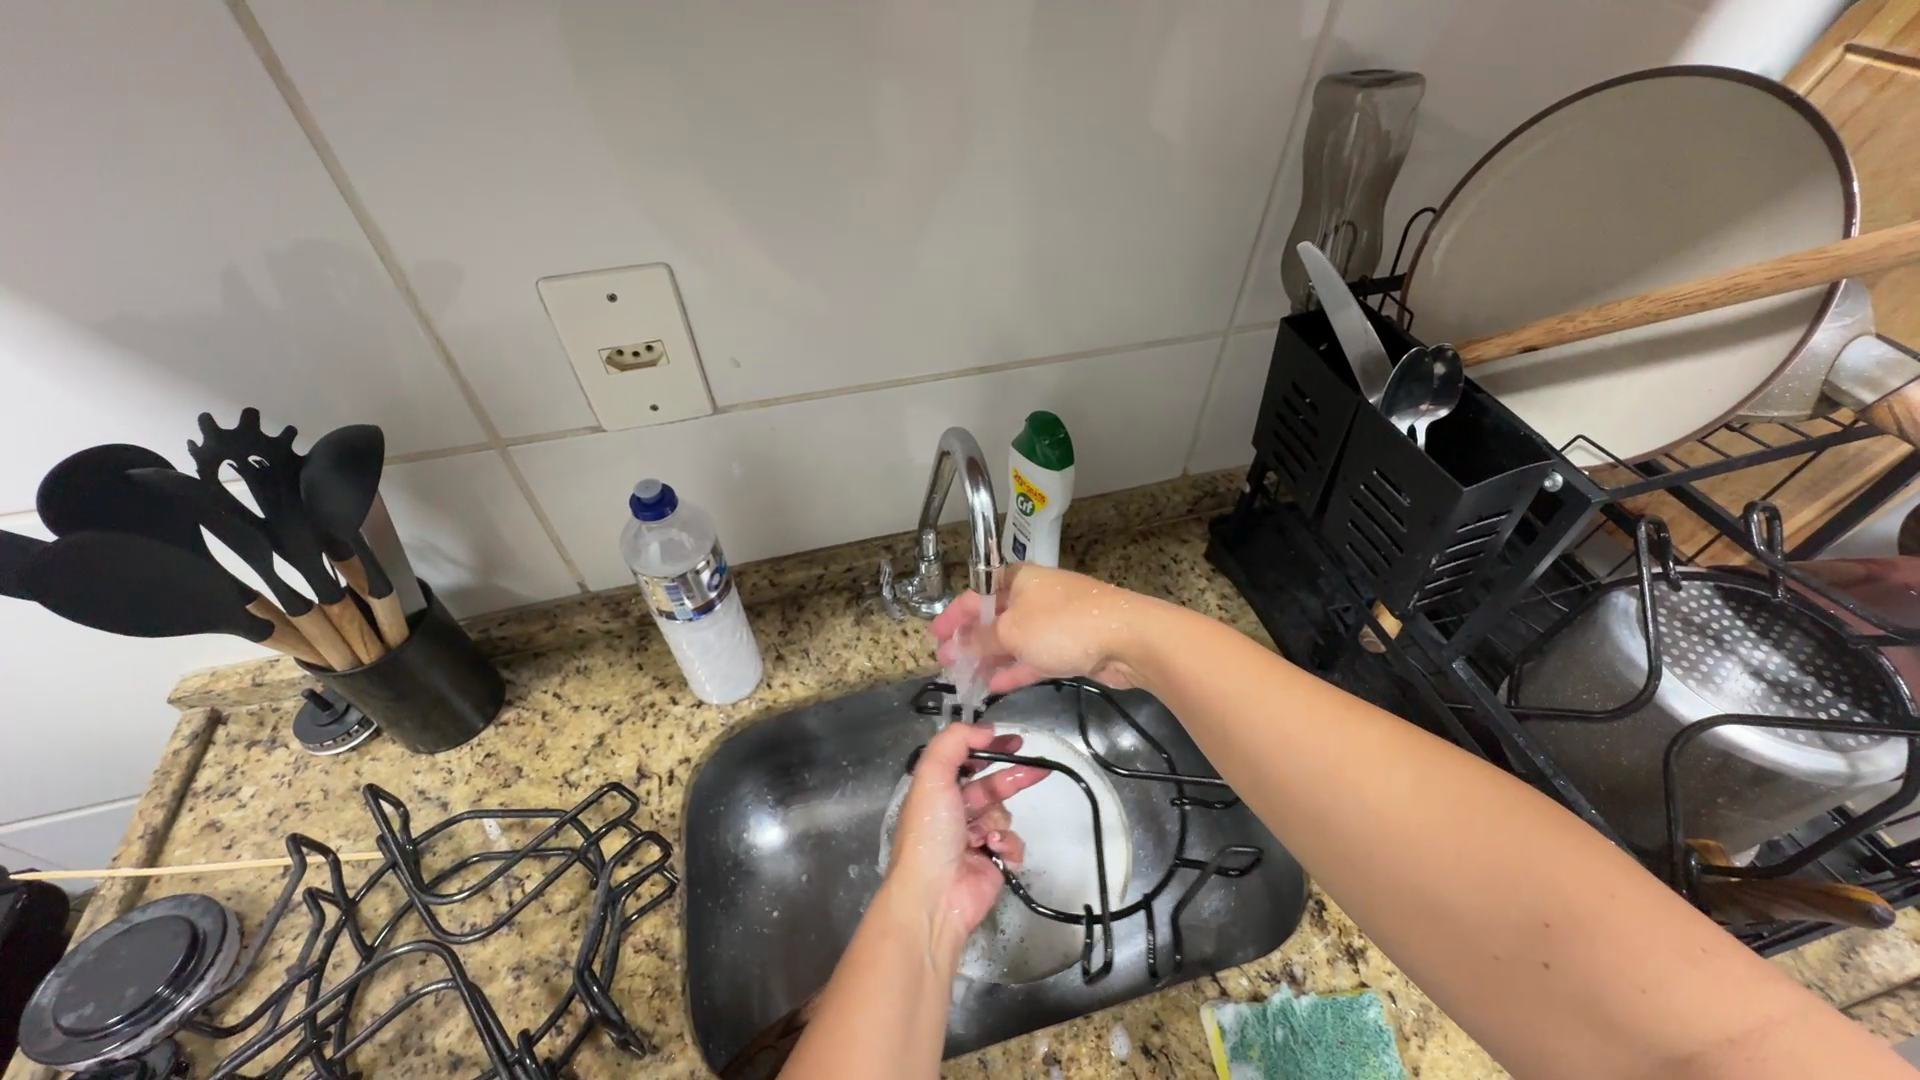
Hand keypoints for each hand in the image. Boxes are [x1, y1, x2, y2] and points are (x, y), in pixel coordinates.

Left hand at [883, 722, 1049, 963]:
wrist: (934, 895)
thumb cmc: (930, 832)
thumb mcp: (932, 775)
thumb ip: (956, 742)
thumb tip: (986, 730)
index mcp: (936, 790)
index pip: (965, 760)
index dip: (988, 747)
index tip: (1013, 740)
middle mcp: (954, 812)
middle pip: (990, 785)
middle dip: (1012, 776)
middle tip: (1038, 767)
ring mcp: (974, 838)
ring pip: (1003, 814)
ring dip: (999, 820)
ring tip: (986, 835)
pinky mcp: (993, 862)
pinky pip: (1013, 843)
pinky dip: (1008, 845)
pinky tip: (995, 851)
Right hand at [930, 564, 1152, 694]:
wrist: (1127, 638)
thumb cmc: (1063, 624)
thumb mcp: (1012, 631)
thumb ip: (982, 640)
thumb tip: (959, 644)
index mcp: (1018, 579)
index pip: (976, 595)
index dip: (953, 616)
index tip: (935, 636)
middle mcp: (1035, 596)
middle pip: (994, 619)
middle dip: (970, 641)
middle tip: (947, 662)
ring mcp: (1053, 623)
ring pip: (1013, 642)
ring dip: (990, 659)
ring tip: (966, 679)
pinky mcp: (1069, 647)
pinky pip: (1034, 658)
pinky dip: (1015, 669)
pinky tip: (995, 685)